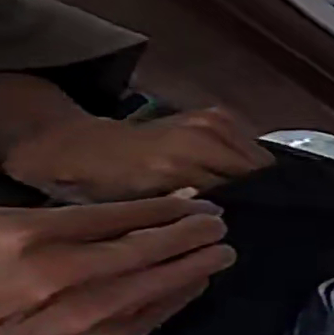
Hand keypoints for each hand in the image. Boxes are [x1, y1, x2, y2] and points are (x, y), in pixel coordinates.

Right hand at [0, 198, 235, 334]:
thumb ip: (70, 214)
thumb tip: (151, 203)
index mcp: (28, 239)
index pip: (136, 214)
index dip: (179, 207)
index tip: (202, 203)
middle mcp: (63, 276)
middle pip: (166, 245)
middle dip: (204, 230)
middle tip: (218, 224)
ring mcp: (81, 317)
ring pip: (175, 280)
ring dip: (204, 261)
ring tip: (219, 248)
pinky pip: (159, 313)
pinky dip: (184, 292)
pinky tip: (193, 280)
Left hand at [3, 107, 273, 202]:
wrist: (73, 144)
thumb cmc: (94, 183)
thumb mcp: (127, 206)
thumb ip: (176, 210)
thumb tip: (219, 214)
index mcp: (171, 169)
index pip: (234, 192)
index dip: (240, 208)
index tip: (238, 218)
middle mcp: (197, 141)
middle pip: (255, 172)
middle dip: (253, 190)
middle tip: (245, 206)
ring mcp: (210, 124)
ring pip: (260, 158)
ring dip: (253, 174)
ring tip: (239, 188)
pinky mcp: (218, 116)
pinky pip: (252, 144)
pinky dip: (247, 159)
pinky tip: (232, 169)